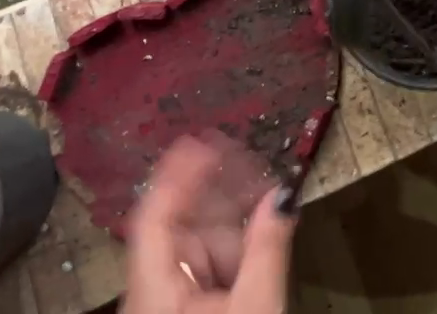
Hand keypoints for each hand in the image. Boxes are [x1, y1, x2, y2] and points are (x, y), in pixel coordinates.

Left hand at [124, 136, 298, 313]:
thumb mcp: (255, 307)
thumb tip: (283, 194)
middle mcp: (153, 288)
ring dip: (230, 213)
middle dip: (217, 189)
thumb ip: (267, 248)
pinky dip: (232, 241)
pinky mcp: (185, 309)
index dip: (177, 173)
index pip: (154, 217)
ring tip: (264, 186)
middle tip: (250, 157)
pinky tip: (258, 227)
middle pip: (179, 224)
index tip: (204, 139)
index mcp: (156, 287)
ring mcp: (167, 300)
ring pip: (196, 242)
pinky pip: (205, 263)